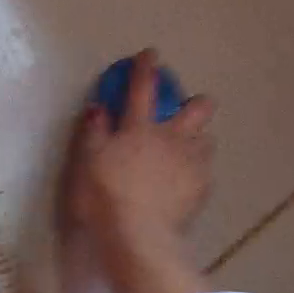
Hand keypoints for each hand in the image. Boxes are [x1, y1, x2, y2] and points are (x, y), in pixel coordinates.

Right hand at [63, 49, 217, 292]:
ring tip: (184, 154)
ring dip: (197, 140)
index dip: (146, 68)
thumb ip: (93, 133)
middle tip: (182, 115)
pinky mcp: (202, 189)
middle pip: (199, 107)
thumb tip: (98, 108)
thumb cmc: (105, 199)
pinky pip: (205, 172)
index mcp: (140, 128)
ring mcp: (192, 163)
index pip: (143, 88)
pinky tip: (184, 185)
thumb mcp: (86, 164)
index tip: (150, 55)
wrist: (139, 237)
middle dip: (194, 104)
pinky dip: (196, 173)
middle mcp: (173, 138)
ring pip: (207, 139)